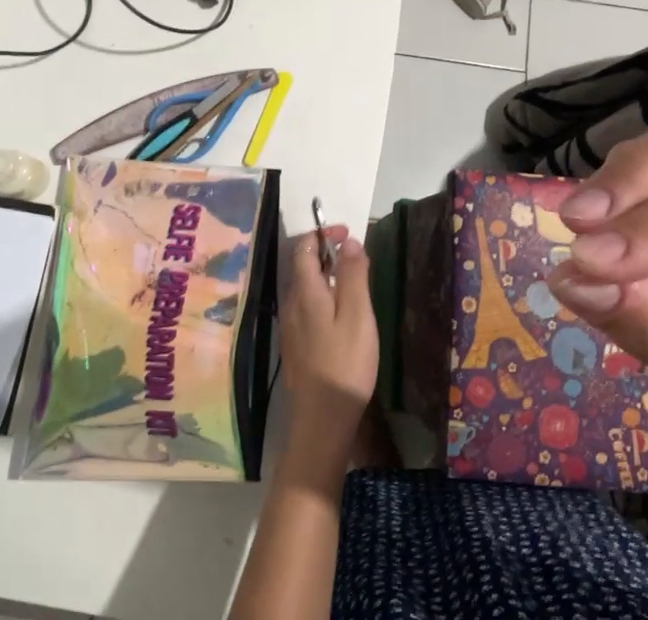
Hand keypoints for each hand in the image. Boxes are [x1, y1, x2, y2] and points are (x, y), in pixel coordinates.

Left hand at [279, 227, 378, 458]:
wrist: (322, 417)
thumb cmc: (345, 363)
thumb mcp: (357, 315)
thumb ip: (353, 275)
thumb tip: (349, 240)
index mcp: (304, 291)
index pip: (304, 248)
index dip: (323, 233)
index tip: (348, 231)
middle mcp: (291, 303)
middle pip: (302, 266)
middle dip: (325, 251)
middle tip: (356, 253)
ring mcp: (291, 325)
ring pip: (304, 287)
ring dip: (325, 274)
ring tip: (353, 278)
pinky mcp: (296, 343)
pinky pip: (306, 306)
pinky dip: (323, 295)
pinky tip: (341, 311)